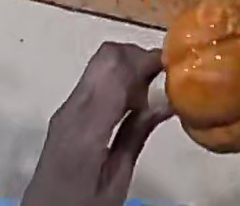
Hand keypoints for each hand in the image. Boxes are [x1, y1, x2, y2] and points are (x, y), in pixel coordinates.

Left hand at [21, 42, 172, 205]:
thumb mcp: (116, 183)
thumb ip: (136, 137)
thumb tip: (165, 100)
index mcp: (86, 126)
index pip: (117, 70)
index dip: (146, 60)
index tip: (173, 65)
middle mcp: (73, 107)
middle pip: (107, 55)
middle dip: (138, 56)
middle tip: (163, 77)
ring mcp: (67, 107)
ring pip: (101, 61)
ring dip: (128, 64)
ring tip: (151, 91)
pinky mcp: (66, 112)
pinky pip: (95, 78)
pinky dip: (117, 76)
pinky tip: (132, 101)